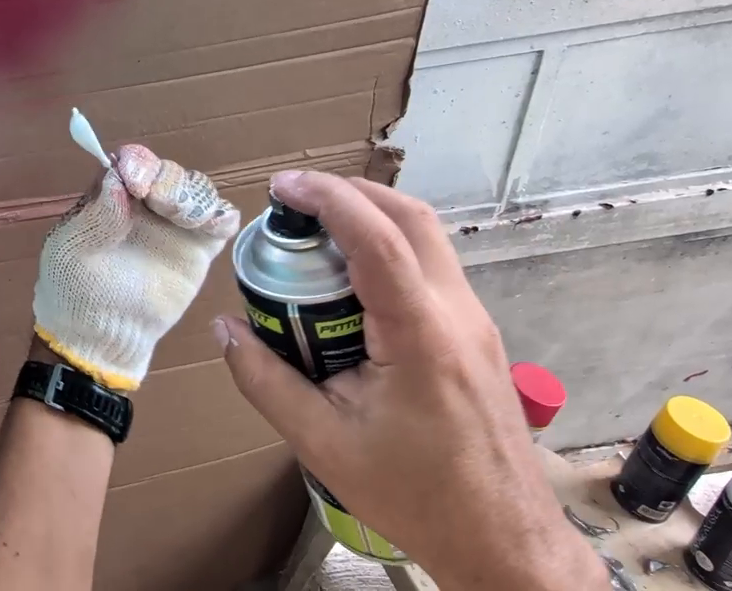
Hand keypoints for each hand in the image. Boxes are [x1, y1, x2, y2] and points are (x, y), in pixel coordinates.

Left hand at [33, 144, 239, 391]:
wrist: (101, 336)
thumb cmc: (75, 289)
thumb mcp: (71, 249)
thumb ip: (96, 215)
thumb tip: (115, 177)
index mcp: (112, 194)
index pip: (133, 161)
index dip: (139, 164)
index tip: (136, 183)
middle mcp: (146, 203)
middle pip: (169, 171)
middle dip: (169, 180)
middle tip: (160, 203)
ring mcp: (174, 225)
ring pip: (197, 189)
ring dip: (194, 196)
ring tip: (184, 220)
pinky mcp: (198, 250)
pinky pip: (221, 221)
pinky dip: (222, 215)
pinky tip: (213, 227)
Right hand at [212, 171, 605, 590]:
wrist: (507, 543)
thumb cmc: (416, 496)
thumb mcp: (322, 443)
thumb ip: (265, 379)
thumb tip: (225, 328)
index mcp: (421, 336)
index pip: (376, 239)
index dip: (326, 199)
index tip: (280, 188)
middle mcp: (456, 313)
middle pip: (411, 217)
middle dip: (349, 191)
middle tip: (294, 200)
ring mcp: (474, 320)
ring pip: (426, 235)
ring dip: (370, 214)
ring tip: (315, 230)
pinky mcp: (475, 333)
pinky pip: (430, 264)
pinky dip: (387, 244)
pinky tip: (349, 277)